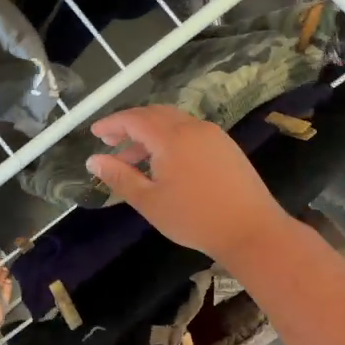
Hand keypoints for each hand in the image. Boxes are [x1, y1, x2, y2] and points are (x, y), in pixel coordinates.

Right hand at [85, 106, 289, 258]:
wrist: (251, 230)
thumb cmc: (193, 218)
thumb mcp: (149, 201)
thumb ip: (119, 177)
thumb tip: (93, 160)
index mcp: (171, 137)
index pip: (134, 119)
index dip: (112, 124)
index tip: (94, 133)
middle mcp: (192, 128)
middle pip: (155, 114)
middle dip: (130, 124)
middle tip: (110, 140)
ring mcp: (213, 135)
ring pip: (174, 122)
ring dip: (150, 133)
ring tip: (133, 157)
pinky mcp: (226, 147)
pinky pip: (190, 132)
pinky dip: (169, 139)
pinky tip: (164, 163)